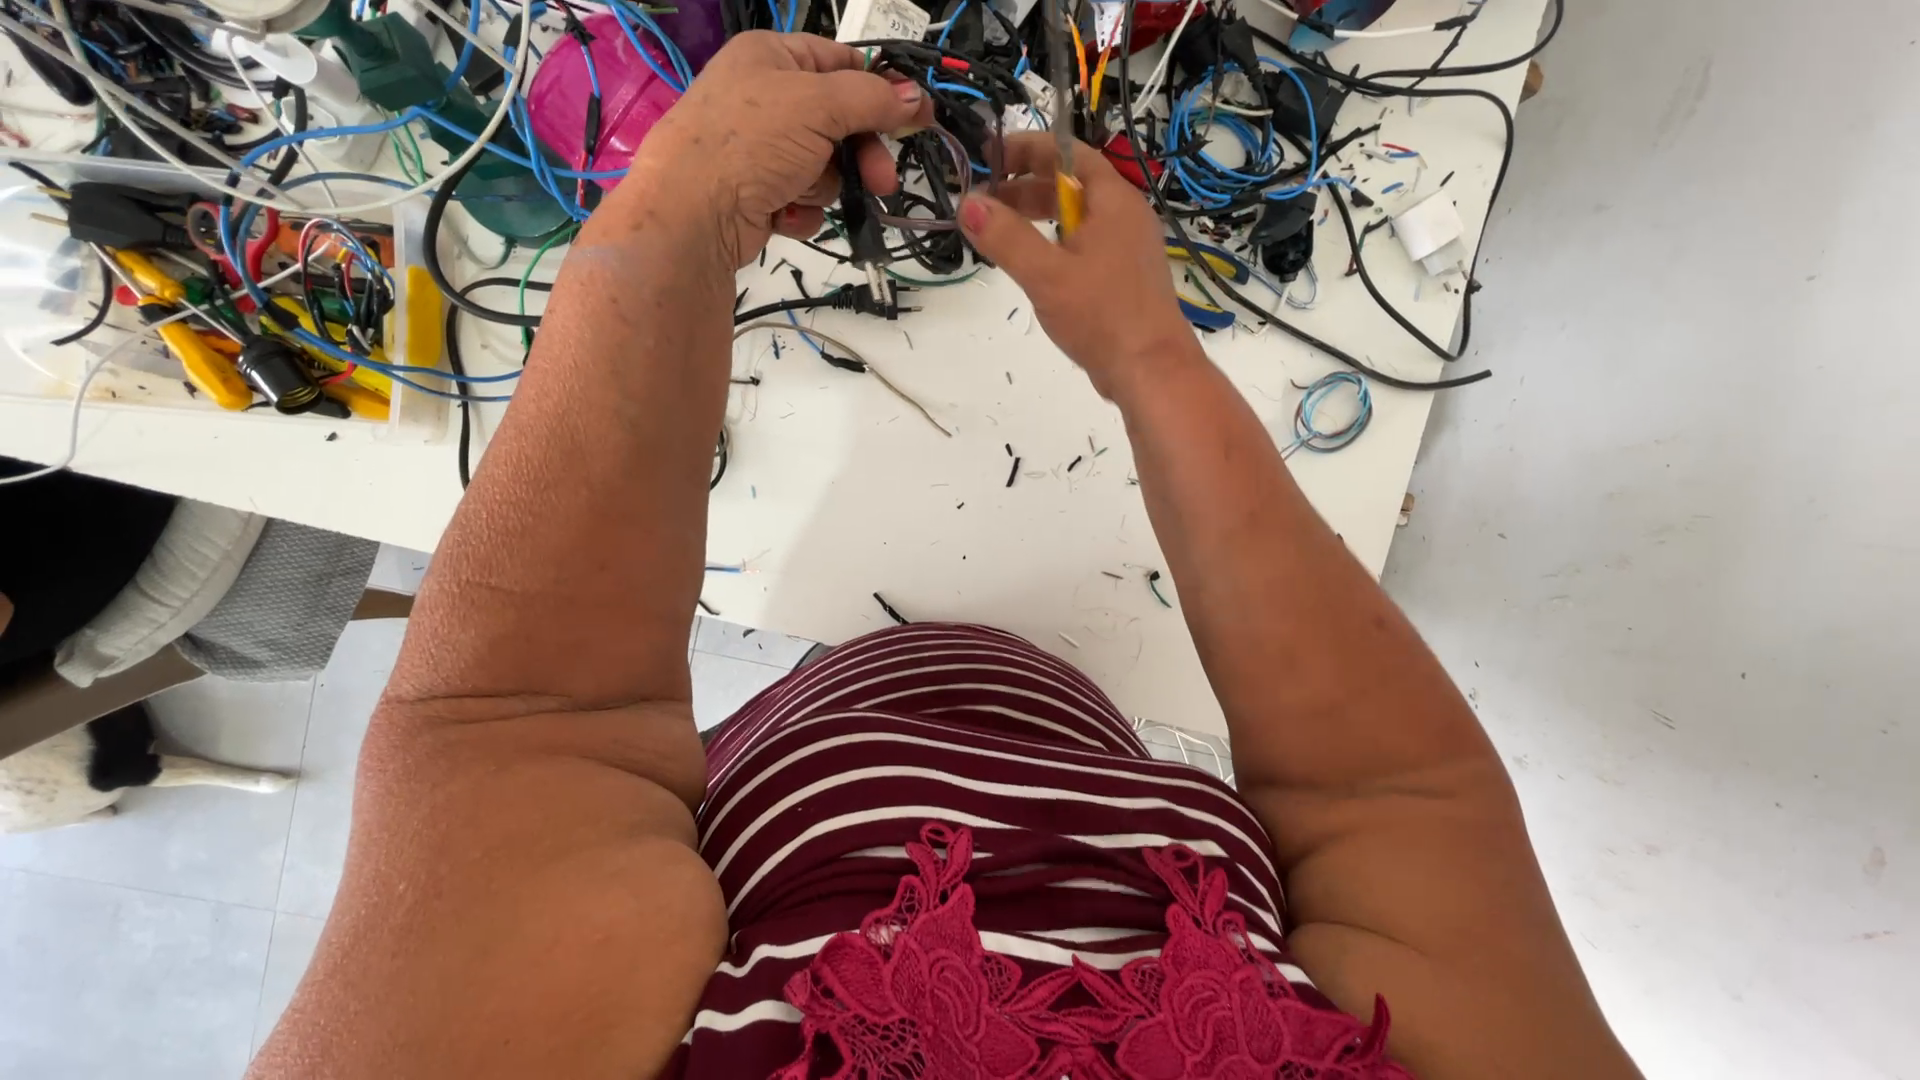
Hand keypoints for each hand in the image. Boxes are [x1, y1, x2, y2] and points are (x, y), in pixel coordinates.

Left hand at [624, 32, 934, 267]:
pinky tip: (782, 212)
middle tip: (882, 181)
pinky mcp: (758, 193)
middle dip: (860, 155)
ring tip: (802, 193)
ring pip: (824, 166)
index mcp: (773, 56)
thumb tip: (917, 99)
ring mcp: (760, 148)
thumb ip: (872, 99)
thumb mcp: (819, 105)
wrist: (694, 212)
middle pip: (839, 123)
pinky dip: (799, 209)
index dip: (878, 91)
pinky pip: (802, 198)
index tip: (914, 119)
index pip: (841, 63)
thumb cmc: (752, 141)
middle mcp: (765, 97)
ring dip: (823, 185)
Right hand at [959, 134, 1198, 398]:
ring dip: (1039, 219)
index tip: (989, 158)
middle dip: (1026, 188)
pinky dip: (1056, 245)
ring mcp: (1129, 249)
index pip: (1068, 153)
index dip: (1027, 149)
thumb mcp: (1046, 275)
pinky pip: (1086, 247)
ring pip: (1078, 219)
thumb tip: (968, 204)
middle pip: (1071, 186)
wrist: (1151, 370)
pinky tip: (1034, 268)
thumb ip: (1006, 238)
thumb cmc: (1102, 317)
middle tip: (986, 202)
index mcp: (1114, 201)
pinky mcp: (1125, 280)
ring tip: (1001, 234)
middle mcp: (1126, 217)